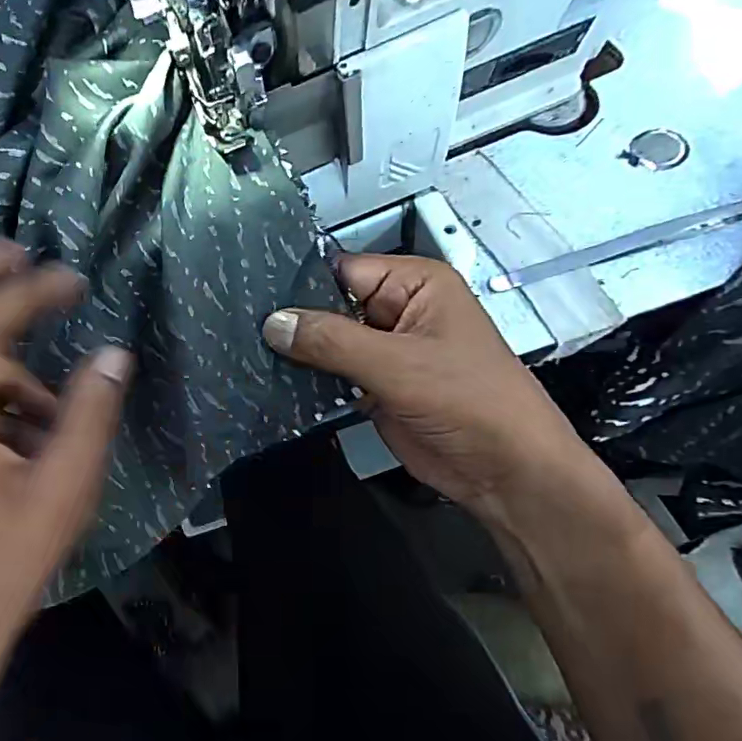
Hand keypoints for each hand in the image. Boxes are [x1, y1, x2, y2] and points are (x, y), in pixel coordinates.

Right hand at [262, 254, 607, 530]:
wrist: (504, 470)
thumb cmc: (470, 401)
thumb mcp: (400, 364)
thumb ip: (333, 342)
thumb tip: (273, 323)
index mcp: (416, 285)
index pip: (344, 270)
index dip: (300, 283)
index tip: (249, 294)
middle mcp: (400, 312)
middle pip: (333, 307)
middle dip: (294, 321)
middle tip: (237, 328)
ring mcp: (387, 354)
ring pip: (330, 345)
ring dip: (298, 355)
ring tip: (244, 355)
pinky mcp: (378, 390)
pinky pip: (336, 379)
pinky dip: (311, 384)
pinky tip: (271, 384)